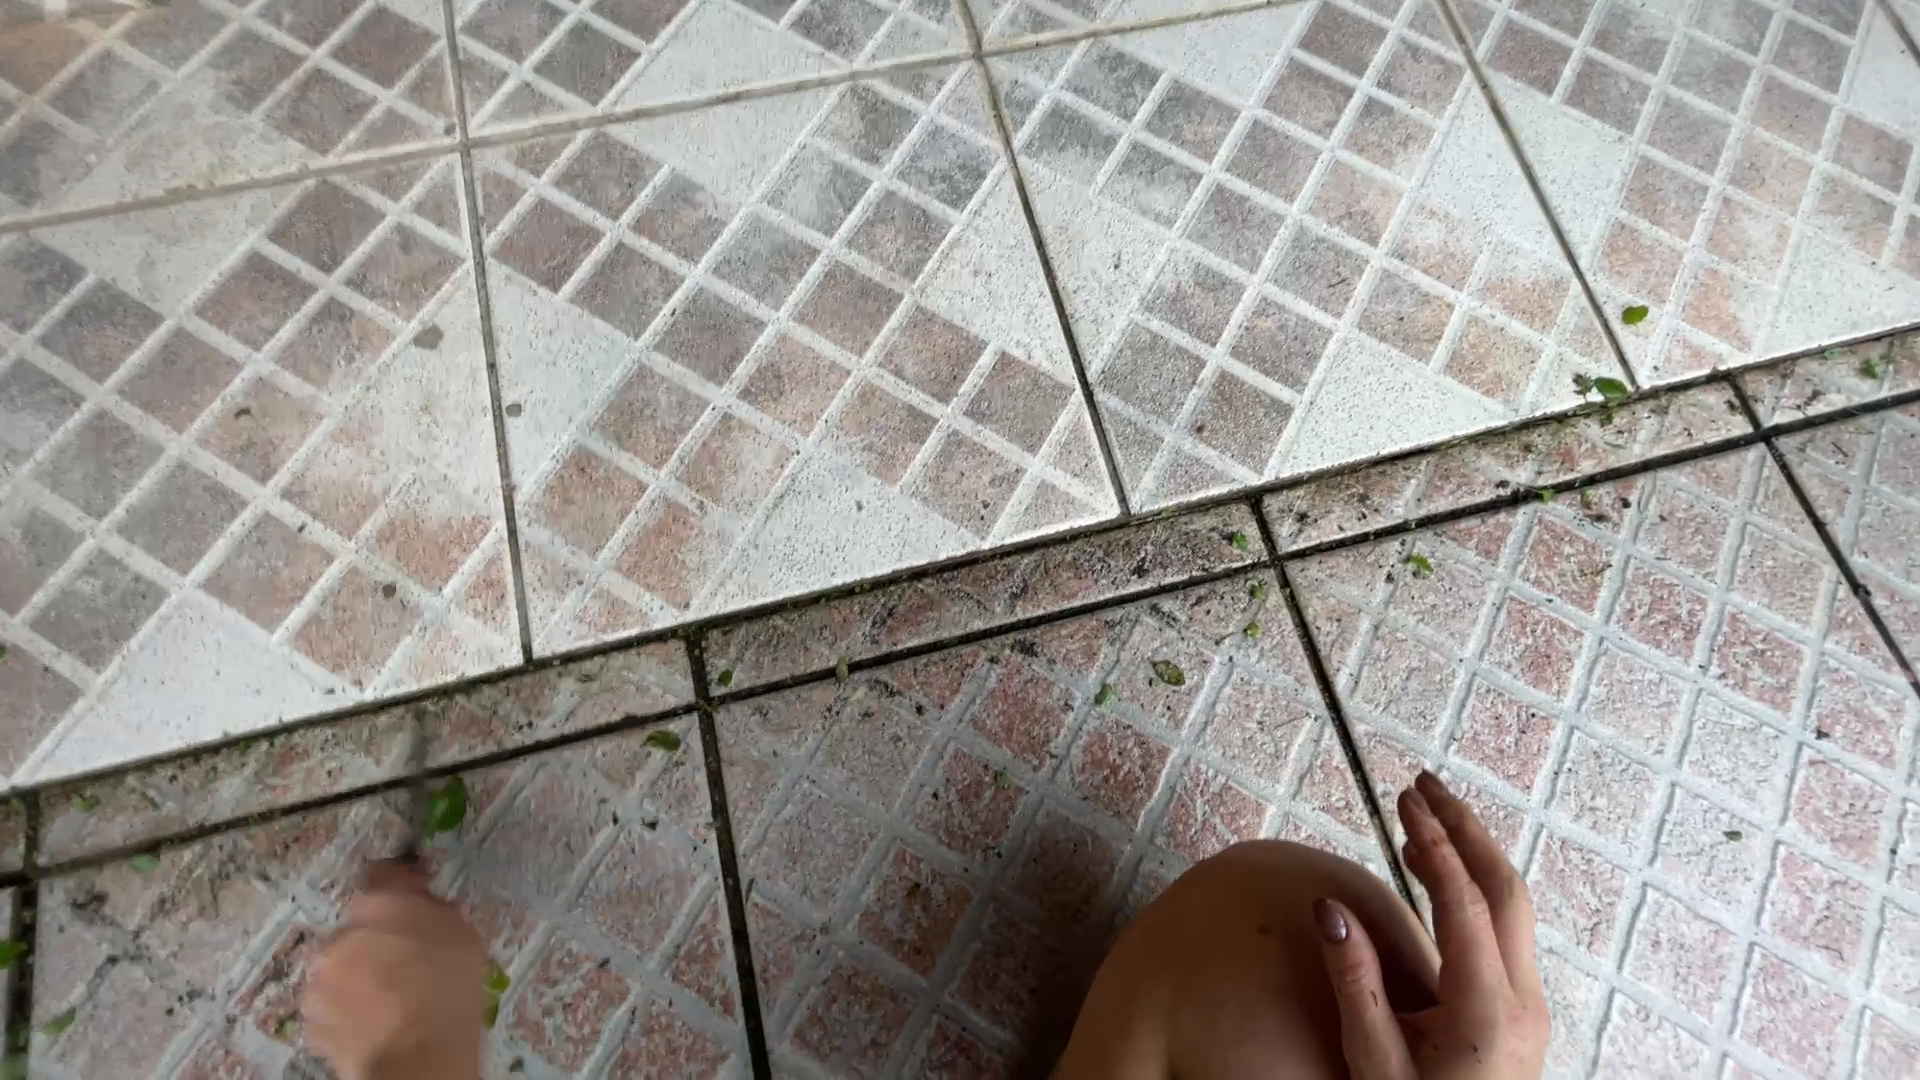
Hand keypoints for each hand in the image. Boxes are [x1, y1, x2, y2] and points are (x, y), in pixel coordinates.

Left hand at [302, 862, 486, 1079]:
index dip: (399, 878)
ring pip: (341, 961)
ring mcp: (318, 979)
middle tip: (408, 949)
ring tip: (390, 987)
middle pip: (359, 922)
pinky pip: (332, 996)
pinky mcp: (307, 1017)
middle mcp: (341, 934)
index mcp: (381, 904)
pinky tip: (376, 1011)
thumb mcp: (462, 930)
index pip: (381, 871)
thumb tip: (421, 905)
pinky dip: (349, 999)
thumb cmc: (450, 982)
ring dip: (360, 966)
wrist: (417, 1050)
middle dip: (379, 930)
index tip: (416, 888)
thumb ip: (434, 910)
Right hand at [1315, 772, 1548, 1078]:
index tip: (1405, 798)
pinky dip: (1472, 879)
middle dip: (1466, 828)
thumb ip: (1354, 980)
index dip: (1435, 843)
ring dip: (1471, 849)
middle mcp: (1522, 999)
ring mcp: (1528, 1002)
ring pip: (1511, 903)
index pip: (1464, 903)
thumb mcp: (1373, 1058)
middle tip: (1423, 784)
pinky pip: (1502, 923)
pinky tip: (1434, 866)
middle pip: (1505, 890)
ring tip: (1426, 811)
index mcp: (1489, 1010)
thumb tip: (1329, 906)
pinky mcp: (1519, 1004)